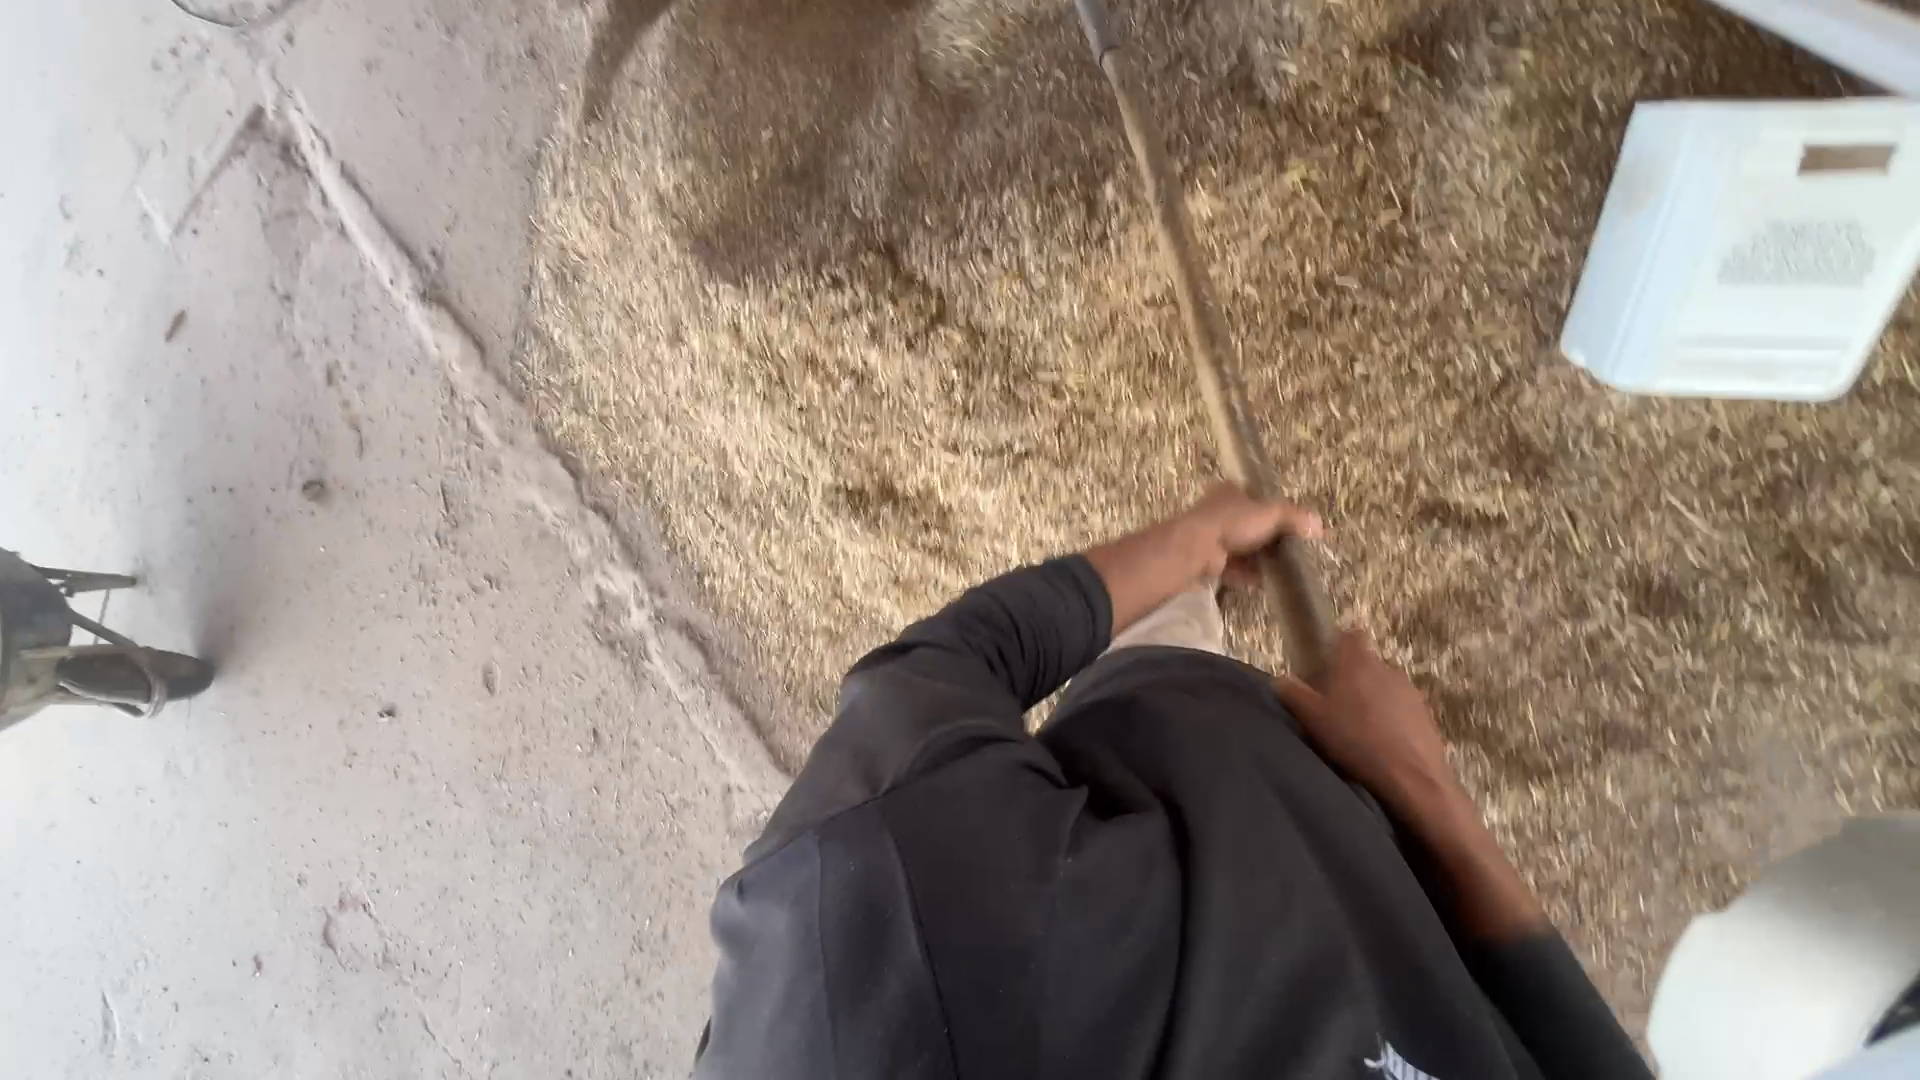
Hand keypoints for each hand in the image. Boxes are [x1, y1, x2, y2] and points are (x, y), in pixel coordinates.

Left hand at [1176, 484, 1321, 584]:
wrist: (1198, 547)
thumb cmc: (1234, 521)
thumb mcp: (1271, 513)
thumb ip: (1295, 517)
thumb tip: (1318, 526)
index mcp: (1231, 492)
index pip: (1256, 499)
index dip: (1273, 513)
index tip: (1290, 529)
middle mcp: (1218, 511)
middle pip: (1249, 527)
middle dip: (1267, 542)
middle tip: (1287, 554)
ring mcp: (1210, 536)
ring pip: (1240, 549)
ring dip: (1257, 562)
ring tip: (1278, 572)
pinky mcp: (1206, 559)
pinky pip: (1231, 568)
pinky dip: (1244, 575)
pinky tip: (1260, 583)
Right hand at [1272, 631, 1460, 812]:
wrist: (1410, 777)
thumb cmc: (1353, 739)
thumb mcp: (1310, 717)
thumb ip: (1292, 693)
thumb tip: (1281, 680)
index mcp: (1357, 662)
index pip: (1350, 636)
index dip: (1337, 646)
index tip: (1324, 666)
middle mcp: (1387, 668)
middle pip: (1365, 664)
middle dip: (1351, 678)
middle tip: (1334, 705)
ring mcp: (1410, 692)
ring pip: (1384, 687)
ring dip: (1372, 700)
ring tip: (1358, 729)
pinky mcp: (1427, 715)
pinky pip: (1402, 709)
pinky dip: (1391, 720)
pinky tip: (1381, 744)